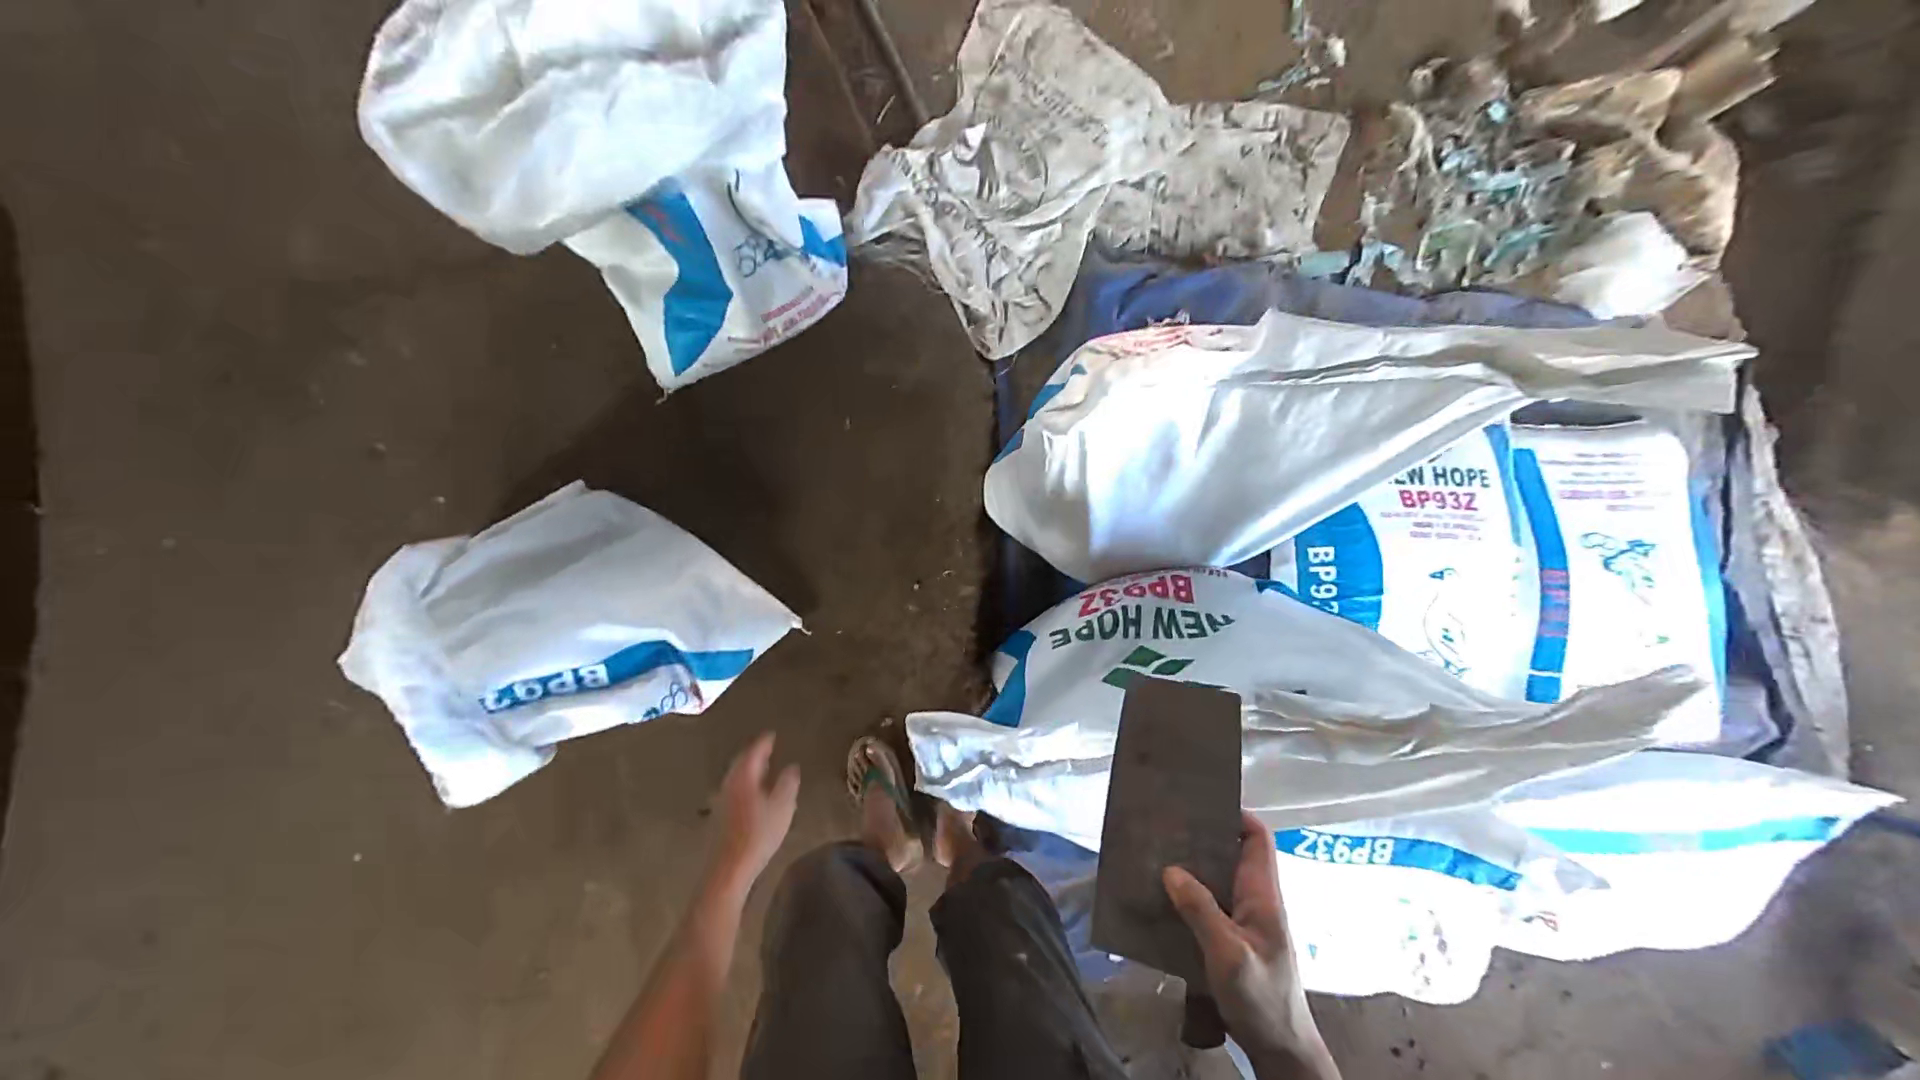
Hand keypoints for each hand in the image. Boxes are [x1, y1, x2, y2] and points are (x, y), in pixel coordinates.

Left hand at [706, 732, 799, 901]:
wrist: (729, 869)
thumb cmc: (758, 834)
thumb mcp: (783, 806)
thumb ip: (788, 783)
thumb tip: (792, 767)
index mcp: (744, 777)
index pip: (754, 751)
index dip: (765, 742)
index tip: (772, 735)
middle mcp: (728, 784)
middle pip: (741, 763)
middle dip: (754, 755)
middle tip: (767, 749)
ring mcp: (721, 801)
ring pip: (736, 778)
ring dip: (749, 771)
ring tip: (762, 770)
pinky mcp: (718, 817)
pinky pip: (733, 791)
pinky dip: (744, 785)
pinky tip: (753, 795)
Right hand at [1163, 812, 1339, 1079]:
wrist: (1279, 1049)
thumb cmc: (1261, 998)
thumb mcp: (1228, 954)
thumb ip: (1201, 910)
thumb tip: (1171, 869)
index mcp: (1262, 894)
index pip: (1257, 838)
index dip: (1235, 814)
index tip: (1200, 802)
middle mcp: (1254, 900)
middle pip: (1231, 852)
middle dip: (1201, 835)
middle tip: (1164, 824)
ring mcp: (1242, 921)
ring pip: (1215, 878)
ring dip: (1189, 865)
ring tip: (1153, 853)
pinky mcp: (1229, 939)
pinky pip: (1205, 904)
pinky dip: (1185, 894)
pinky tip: (1159, 895)